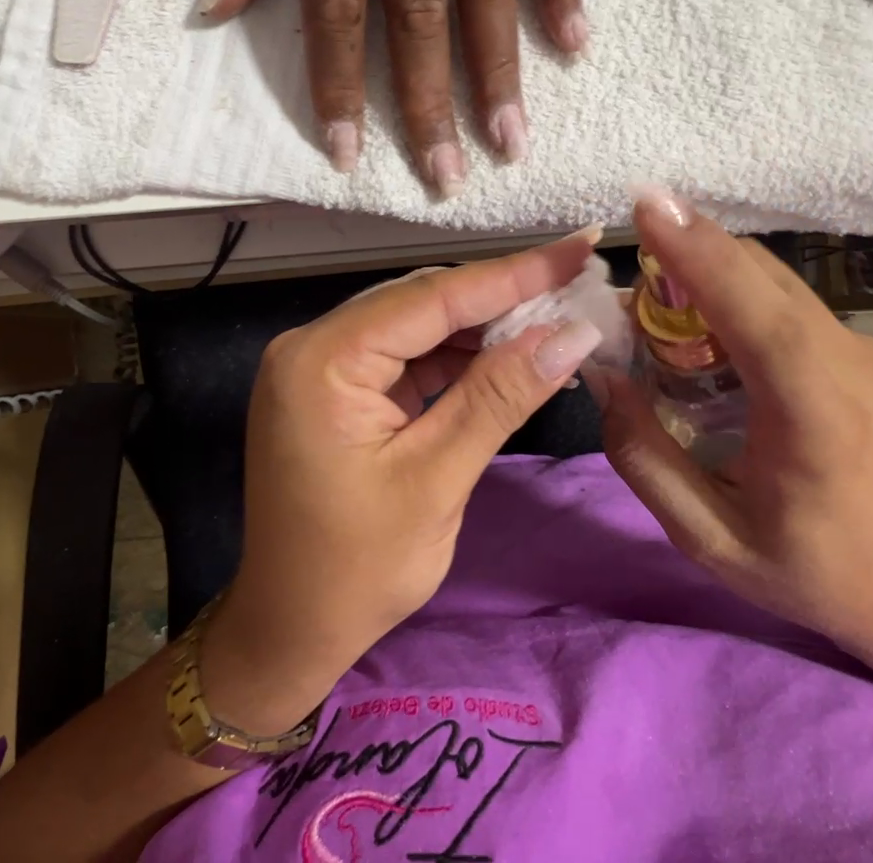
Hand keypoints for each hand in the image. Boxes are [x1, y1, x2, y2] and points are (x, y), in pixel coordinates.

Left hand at [201, 233, 603, 732]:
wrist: (293, 627)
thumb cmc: (359, 567)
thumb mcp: (437, 478)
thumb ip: (499, 396)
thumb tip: (572, 332)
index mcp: (320, 361)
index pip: (430, 298)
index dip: (512, 274)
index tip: (579, 245)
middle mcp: (309, 349)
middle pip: (419, 305)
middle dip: (499, 298)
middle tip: (576, 282)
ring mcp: (316, 371)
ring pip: (413, 330)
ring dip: (480, 331)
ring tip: (555, 319)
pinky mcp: (331, 395)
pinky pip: (400, 362)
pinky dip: (451, 363)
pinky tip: (504, 359)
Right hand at [589, 192, 872, 649]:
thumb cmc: (812, 571)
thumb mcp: (707, 533)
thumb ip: (643, 455)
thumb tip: (602, 376)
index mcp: (812, 406)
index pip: (749, 303)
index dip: (694, 247)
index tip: (645, 202)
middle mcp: (847, 360)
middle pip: (760, 276)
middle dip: (689, 252)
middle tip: (625, 264)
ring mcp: (865, 352)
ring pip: (775, 285)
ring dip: (710, 275)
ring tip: (652, 303)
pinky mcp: (865, 357)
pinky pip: (789, 307)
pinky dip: (736, 299)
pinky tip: (704, 333)